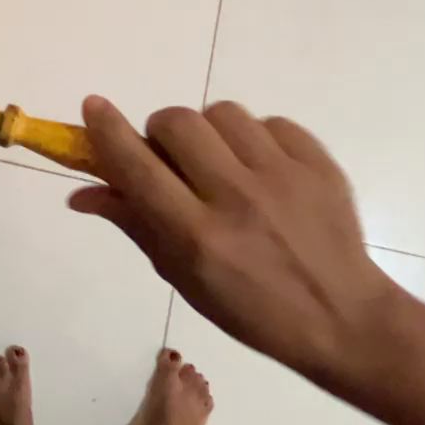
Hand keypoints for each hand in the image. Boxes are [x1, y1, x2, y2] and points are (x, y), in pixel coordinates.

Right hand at [68, 96, 404, 380]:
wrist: (344, 319)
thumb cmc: (248, 307)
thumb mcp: (181, 276)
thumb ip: (133, 224)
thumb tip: (81, 193)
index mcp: (197, 236)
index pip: (138, 168)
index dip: (109, 131)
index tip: (93, 105)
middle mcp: (236, 198)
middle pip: (177, 122)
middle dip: (162, 133)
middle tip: (173, 159)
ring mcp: (283, 177)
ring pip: (222, 113)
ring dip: (209, 132)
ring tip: (223, 163)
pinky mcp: (319, 163)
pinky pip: (270, 121)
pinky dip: (256, 138)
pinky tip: (262, 169)